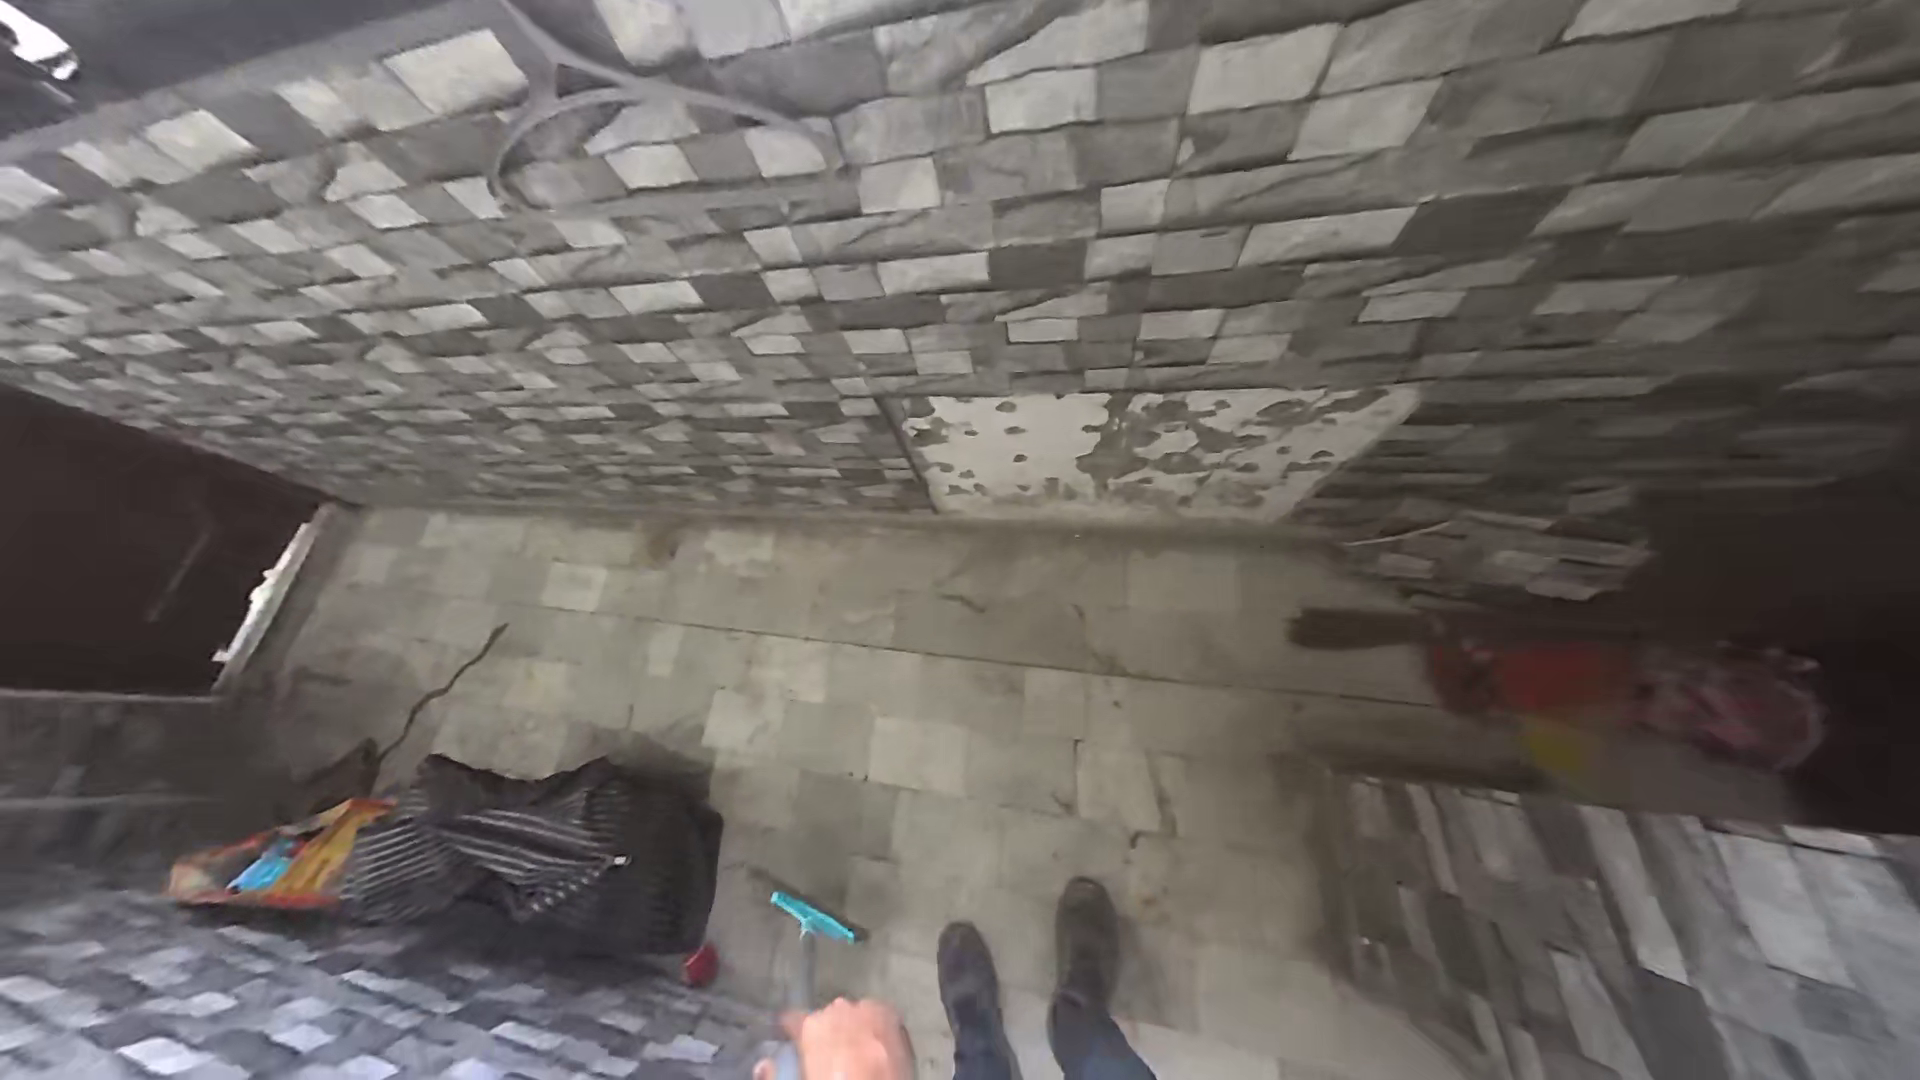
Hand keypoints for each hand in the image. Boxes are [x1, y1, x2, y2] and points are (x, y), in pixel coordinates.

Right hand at [753, 998, 913, 1079]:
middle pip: (827, 1018)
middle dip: (827, 1035)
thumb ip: (777, 1075)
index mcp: (813, 1027)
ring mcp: (869, 1009)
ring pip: (853, 1015)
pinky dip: (874, 1030)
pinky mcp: (893, 1016)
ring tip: (856, 1059)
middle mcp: (839, 1009)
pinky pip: (877, 1018)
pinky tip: (875, 1052)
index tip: (786, 1036)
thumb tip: (764, 1064)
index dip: (788, 1029)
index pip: (792, 1019)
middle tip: (830, 1064)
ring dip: (852, 1030)